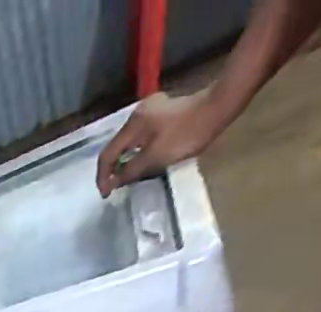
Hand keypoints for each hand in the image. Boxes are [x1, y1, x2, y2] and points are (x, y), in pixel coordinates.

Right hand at [96, 91, 234, 195]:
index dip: (103, 176)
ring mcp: (149, 111)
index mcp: (132, 125)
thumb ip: (130, 171)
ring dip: (124, 160)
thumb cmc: (186, 134)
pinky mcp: (161, 112)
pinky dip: (136, 151)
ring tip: (125, 177)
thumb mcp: (155, 157)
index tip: (105, 194)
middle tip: (113, 188)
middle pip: (116, 146)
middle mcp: (136, 115)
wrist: (217, 108)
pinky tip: (141, 160)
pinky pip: (140, 136)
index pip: (107, 153)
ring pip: (128, 141)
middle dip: (112, 168)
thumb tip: (112, 183)